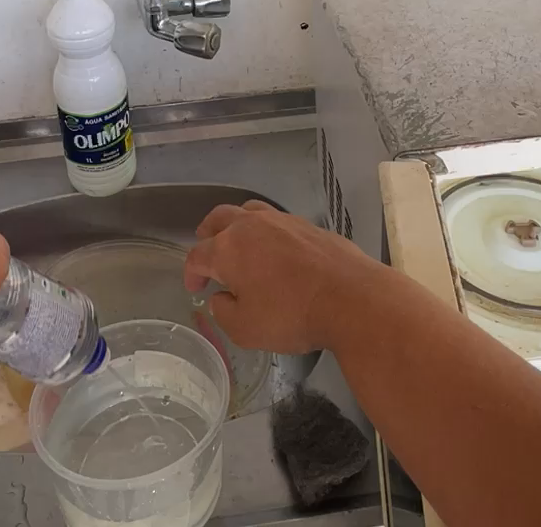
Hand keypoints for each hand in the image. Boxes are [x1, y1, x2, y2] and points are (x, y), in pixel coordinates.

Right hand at [184, 201, 386, 354]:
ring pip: (249, 210)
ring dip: (237, 223)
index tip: (195, 289)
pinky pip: (277, 220)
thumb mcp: (245, 329)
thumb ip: (224, 312)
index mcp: (228, 248)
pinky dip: (267, 230)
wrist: (350, 296)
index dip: (191, 273)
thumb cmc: (291, 315)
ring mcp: (282, 220)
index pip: (198, 255)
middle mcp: (251, 225)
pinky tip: (276, 248)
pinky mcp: (308, 224)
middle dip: (208, 232)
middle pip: (219, 218)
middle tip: (206, 245)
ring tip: (238, 238)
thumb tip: (221, 297)